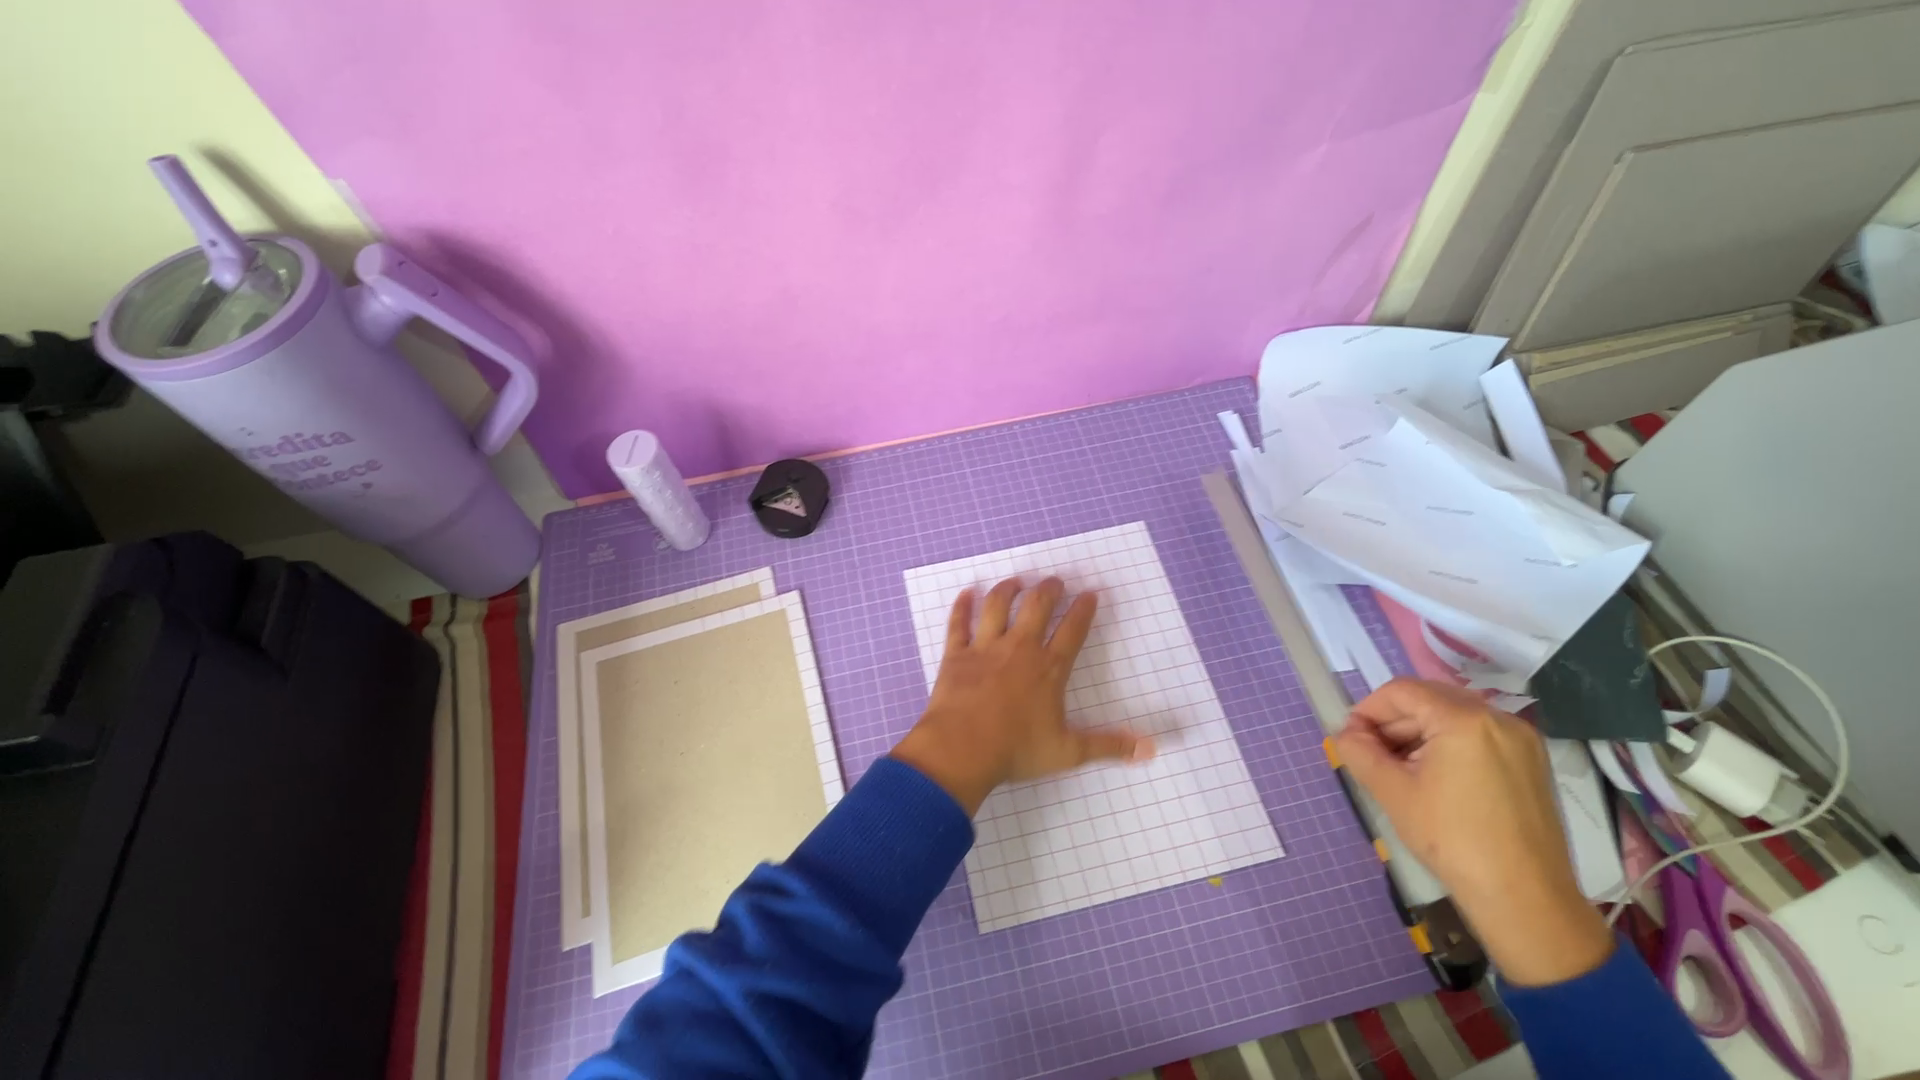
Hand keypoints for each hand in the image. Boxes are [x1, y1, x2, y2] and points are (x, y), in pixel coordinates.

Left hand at [890, 577, 1152, 814]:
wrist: (962, 749)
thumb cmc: (1016, 750)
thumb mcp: (1068, 752)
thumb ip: (1109, 745)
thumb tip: (1151, 749)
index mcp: (1049, 668)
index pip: (1072, 631)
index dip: (1083, 610)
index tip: (1089, 594)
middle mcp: (1019, 649)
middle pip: (1037, 608)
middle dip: (1048, 590)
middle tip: (1055, 581)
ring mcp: (985, 648)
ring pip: (997, 606)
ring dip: (1007, 590)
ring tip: (1015, 582)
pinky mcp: (956, 655)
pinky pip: (959, 623)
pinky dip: (962, 606)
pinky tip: (966, 592)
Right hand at [1335, 678, 1612, 986]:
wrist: (1523, 897)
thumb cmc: (1452, 840)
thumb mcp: (1393, 792)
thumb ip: (1360, 752)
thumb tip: (1346, 734)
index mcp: (1464, 719)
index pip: (1402, 691)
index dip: (1369, 710)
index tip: (1351, 739)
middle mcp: (1498, 718)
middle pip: (1430, 699)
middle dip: (1394, 722)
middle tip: (1371, 755)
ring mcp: (1521, 739)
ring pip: (1454, 717)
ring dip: (1420, 734)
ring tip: (1401, 771)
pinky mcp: (1531, 761)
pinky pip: (1479, 736)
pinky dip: (1449, 746)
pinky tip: (1435, 779)